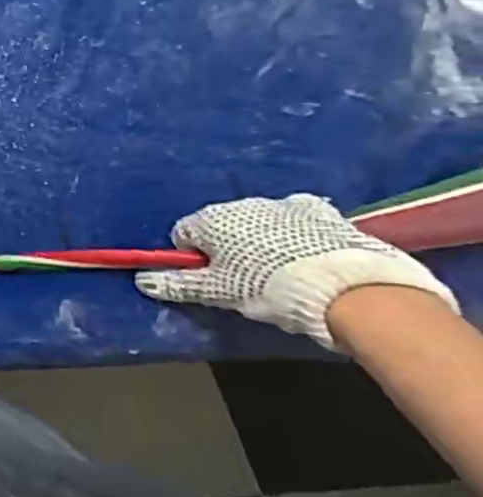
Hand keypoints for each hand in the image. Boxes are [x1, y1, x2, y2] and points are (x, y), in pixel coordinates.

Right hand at [135, 194, 457, 347]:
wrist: (353, 290)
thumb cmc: (268, 287)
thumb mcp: (217, 292)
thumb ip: (176, 283)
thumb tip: (142, 280)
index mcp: (210, 220)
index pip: (185, 233)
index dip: (195, 257)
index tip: (212, 277)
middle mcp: (243, 205)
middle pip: (223, 225)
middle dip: (229, 245)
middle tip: (246, 275)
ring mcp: (288, 206)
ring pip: (261, 221)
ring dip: (264, 237)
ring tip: (283, 267)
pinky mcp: (328, 214)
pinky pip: (302, 218)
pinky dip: (300, 231)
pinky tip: (310, 252)